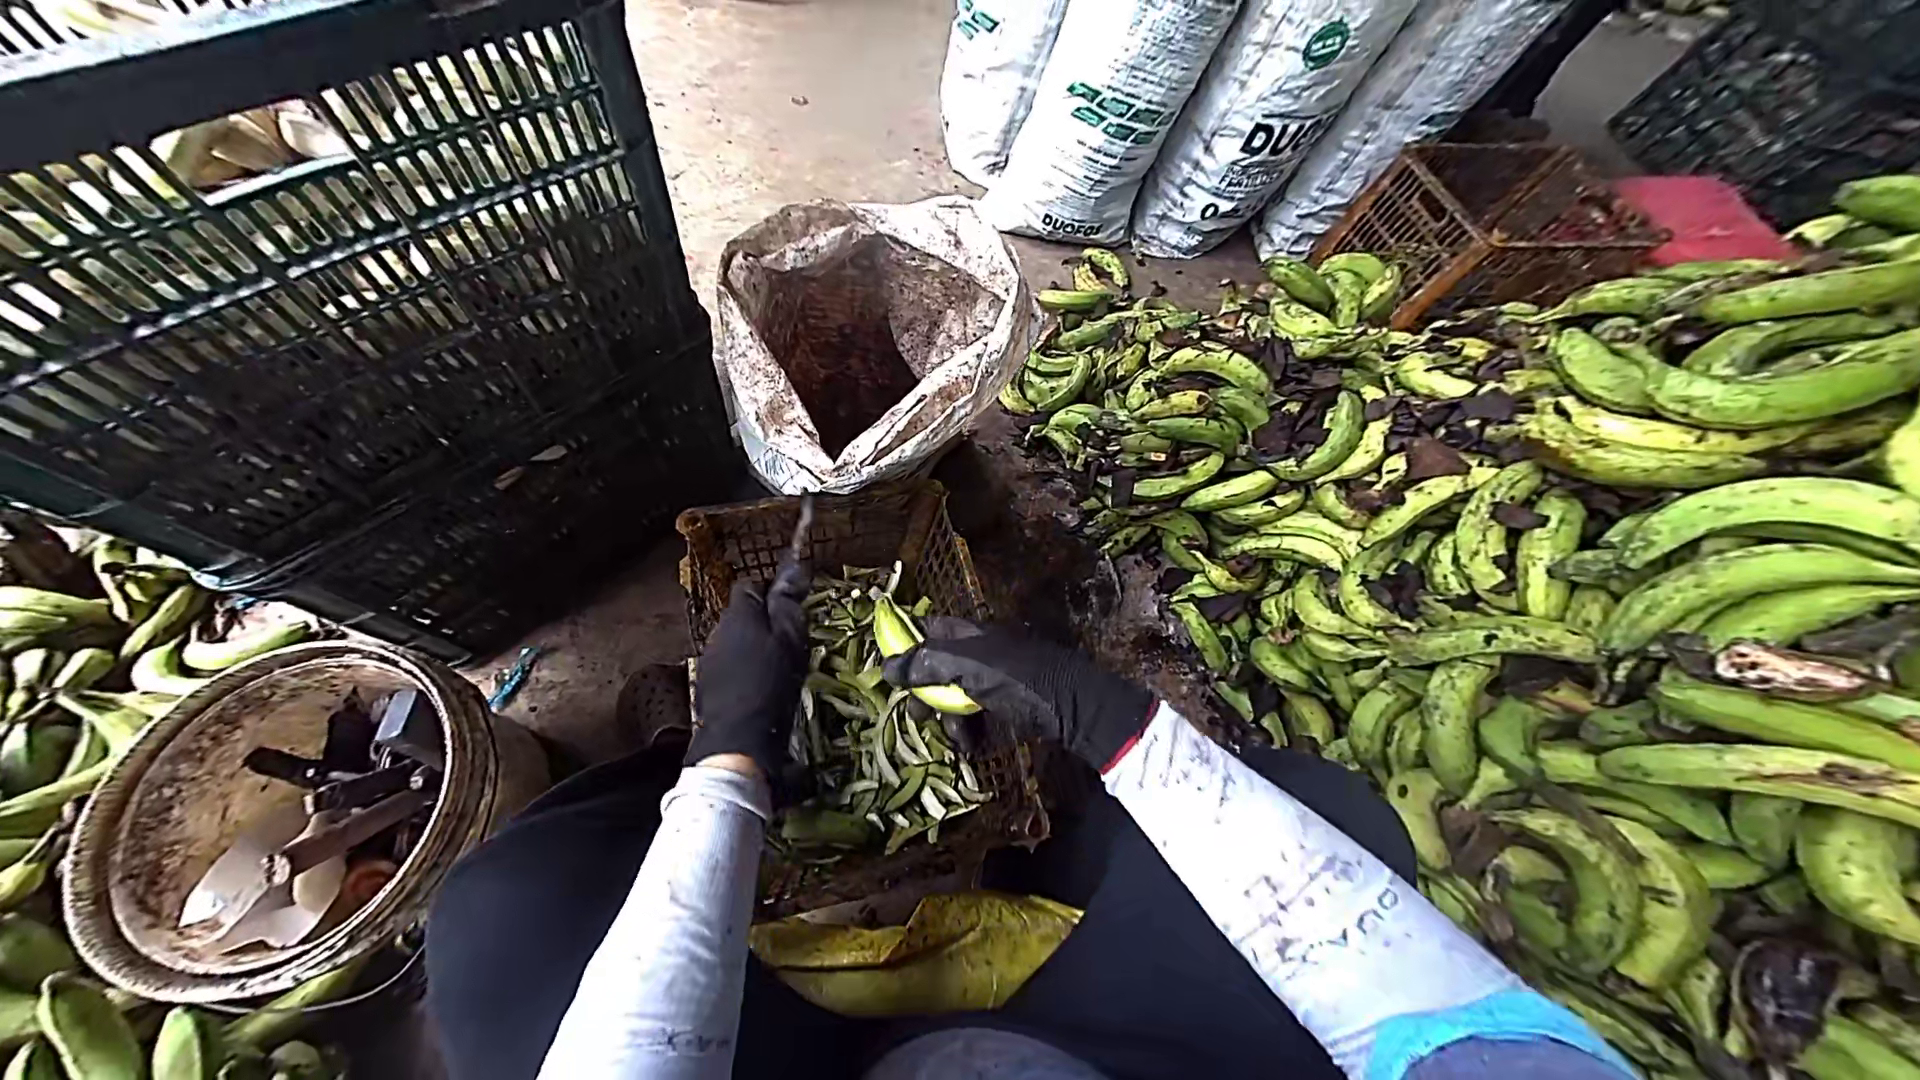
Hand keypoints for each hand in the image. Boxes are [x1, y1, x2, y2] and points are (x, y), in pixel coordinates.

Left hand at [689, 561, 809, 777]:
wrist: (739, 738)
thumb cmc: (772, 682)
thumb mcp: (791, 637)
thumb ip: (788, 602)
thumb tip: (792, 568)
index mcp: (739, 613)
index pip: (752, 585)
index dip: (773, 592)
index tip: (793, 608)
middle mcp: (718, 629)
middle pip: (743, 613)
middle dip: (764, 620)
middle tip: (789, 638)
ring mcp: (710, 657)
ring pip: (735, 638)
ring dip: (753, 644)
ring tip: (777, 664)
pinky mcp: (707, 683)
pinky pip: (730, 663)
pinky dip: (744, 667)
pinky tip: (759, 685)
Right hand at [881, 619, 1154, 769]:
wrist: (1070, 705)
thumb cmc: (1016, 677)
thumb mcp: (966, 666)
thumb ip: (924, 664)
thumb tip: (886, 668)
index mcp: (965, 634)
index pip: (926, 630)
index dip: (906, 646)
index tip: (891, 672)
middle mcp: (973, 654)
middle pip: (934, 671)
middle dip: (925, 695)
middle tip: (919, 716)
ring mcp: (988, 682)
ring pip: (952, 699)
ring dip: (947, 720)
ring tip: (956, 737)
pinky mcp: (1001, 708)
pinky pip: (973, 719)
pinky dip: (966, 732)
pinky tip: (969, 745)